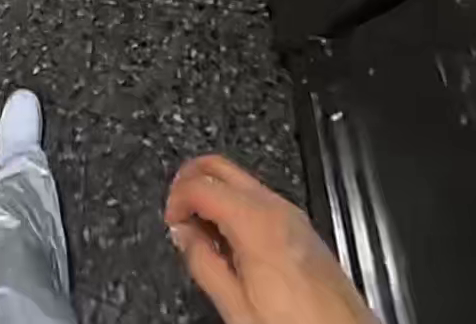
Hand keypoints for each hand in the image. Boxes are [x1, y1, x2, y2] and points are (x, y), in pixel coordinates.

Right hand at [165, 155, 377, 323]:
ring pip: (238, 179)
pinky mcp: (303, 229)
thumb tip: (182, 232)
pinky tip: (230, 239)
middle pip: (218, 165)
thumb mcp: (238, 311)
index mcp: (255, 221)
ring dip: (212, 190)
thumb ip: (203, 263)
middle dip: (189, 179)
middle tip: (177, 211)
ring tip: (201, 230)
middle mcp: (274, 206)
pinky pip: (258, 197)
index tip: (171, 226)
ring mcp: (292, 215)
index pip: (200, 185)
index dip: (176, 199)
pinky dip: (233, 202)